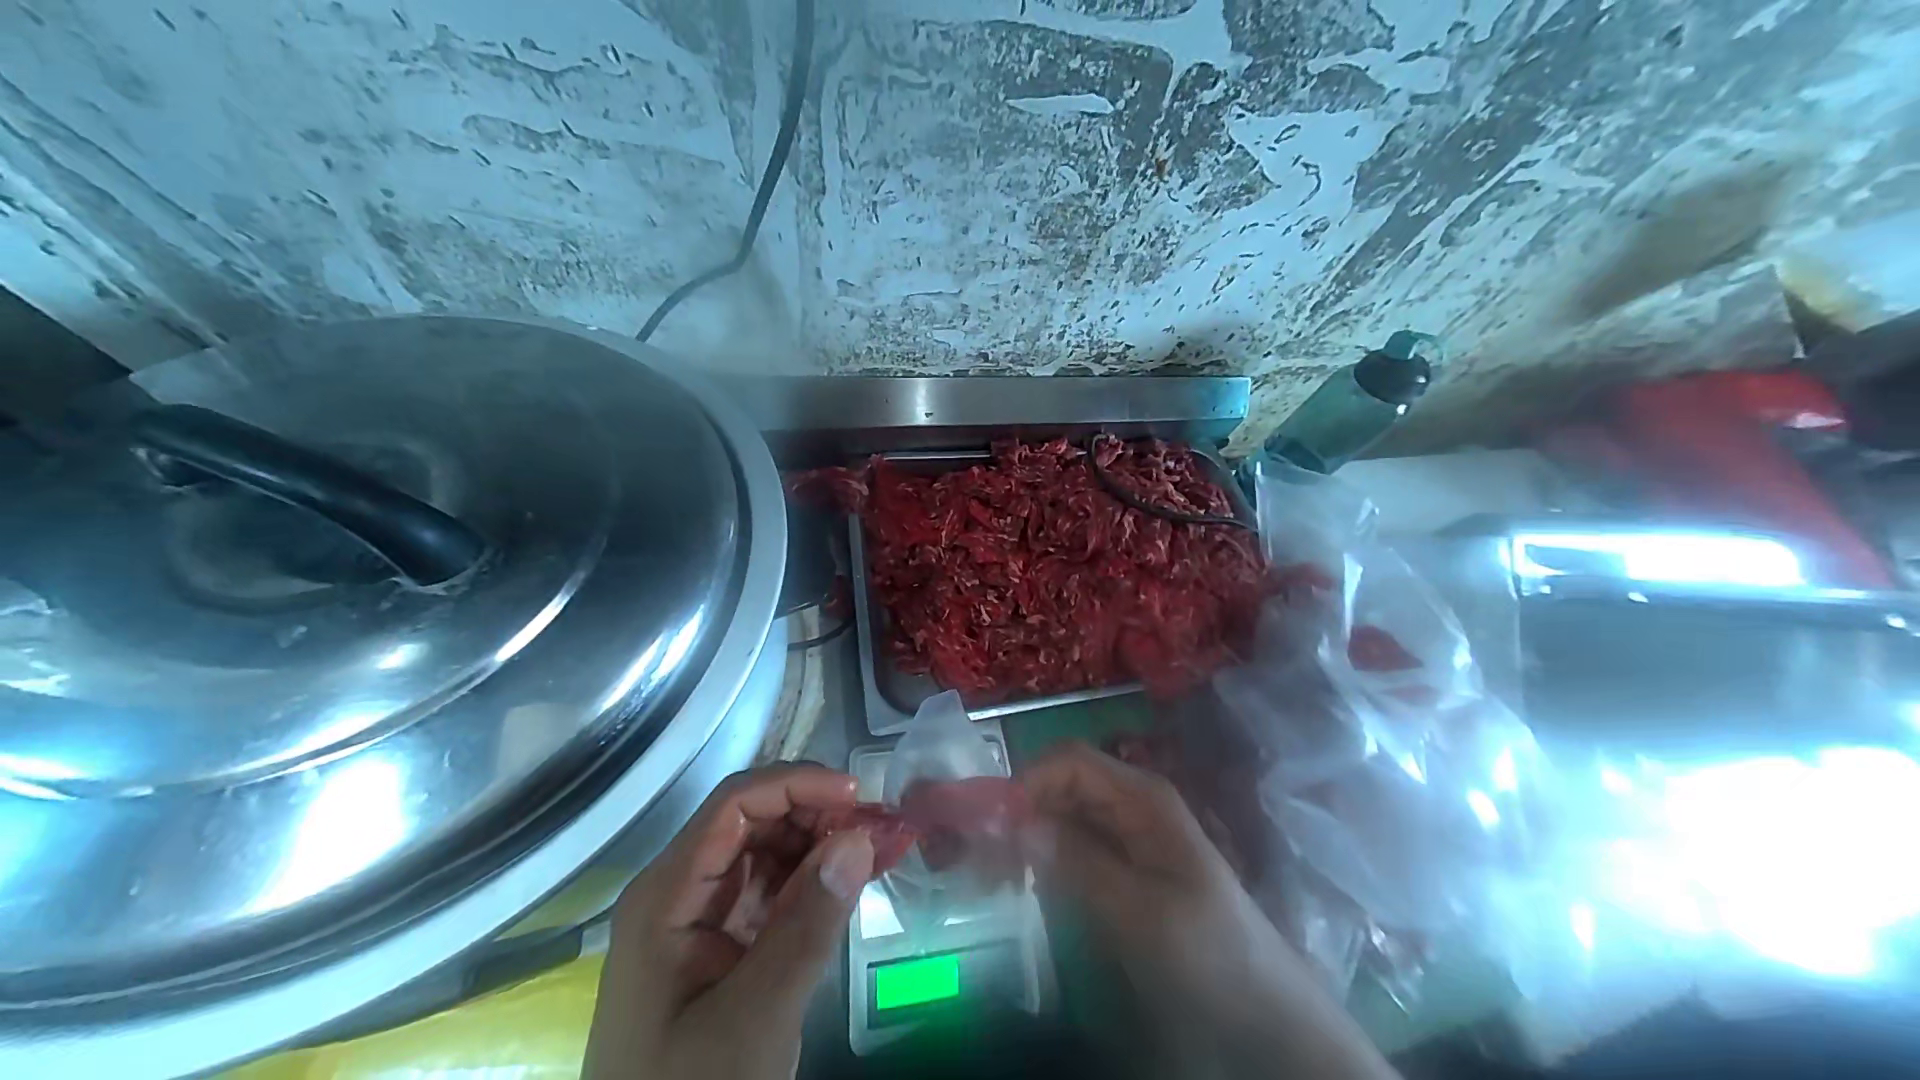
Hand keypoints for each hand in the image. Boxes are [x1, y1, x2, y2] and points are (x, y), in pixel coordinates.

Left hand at [584, 764, 874, 1079]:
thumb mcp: (751, 1019)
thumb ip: (805, 926)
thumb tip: (858, 837)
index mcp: (667, 894)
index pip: (734, 804)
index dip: (797, 784)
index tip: (858, 796)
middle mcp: (682, 889)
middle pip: (754, 819)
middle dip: (819, 811)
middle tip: (882, 827)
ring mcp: (704, 914)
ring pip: (771, 847)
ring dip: (826, 839)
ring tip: (884, 844)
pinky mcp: (727, 938)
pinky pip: (777, 886)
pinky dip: (820, 876)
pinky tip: (860, 873)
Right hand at [1021, 743, 1396, 1079]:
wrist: (1265, 1016)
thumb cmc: (1207, 955)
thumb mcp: (1140, 912)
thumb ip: (1077, 863)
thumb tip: (1015, 821)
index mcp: (1140, 797)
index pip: (1067, 761)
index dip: (1025, 782)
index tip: (988, 827)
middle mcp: (1130, 804)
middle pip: (1060, 783)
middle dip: (1018, 808)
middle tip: (982, 857)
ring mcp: (1127, 836)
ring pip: (1061, 814)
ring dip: (1025, 834)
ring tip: (994, 875)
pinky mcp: (1123, 869)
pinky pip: (1072, 846)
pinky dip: (1043, 858)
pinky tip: (1025, 886)